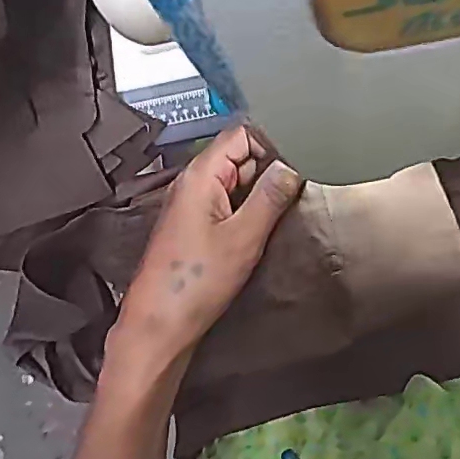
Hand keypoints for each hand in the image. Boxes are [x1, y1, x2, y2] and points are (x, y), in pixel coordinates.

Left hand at [108, 127, 303, 380]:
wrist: (160, 325)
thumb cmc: (194, 283)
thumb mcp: (244, 236)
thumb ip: (271, 196)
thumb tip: (292, 165)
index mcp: (201, 174)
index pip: (243, 133)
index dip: (274, 142)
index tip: (300, 162)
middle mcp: (194, 182)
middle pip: (242, 156)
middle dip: (271, 171)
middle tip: (294, 195)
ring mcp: (194, 204)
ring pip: (238, 182)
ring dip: (261, 195)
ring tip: (279, 216)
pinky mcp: (197, 225)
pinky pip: (229, 204)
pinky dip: (249, 212)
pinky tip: (261, 230)